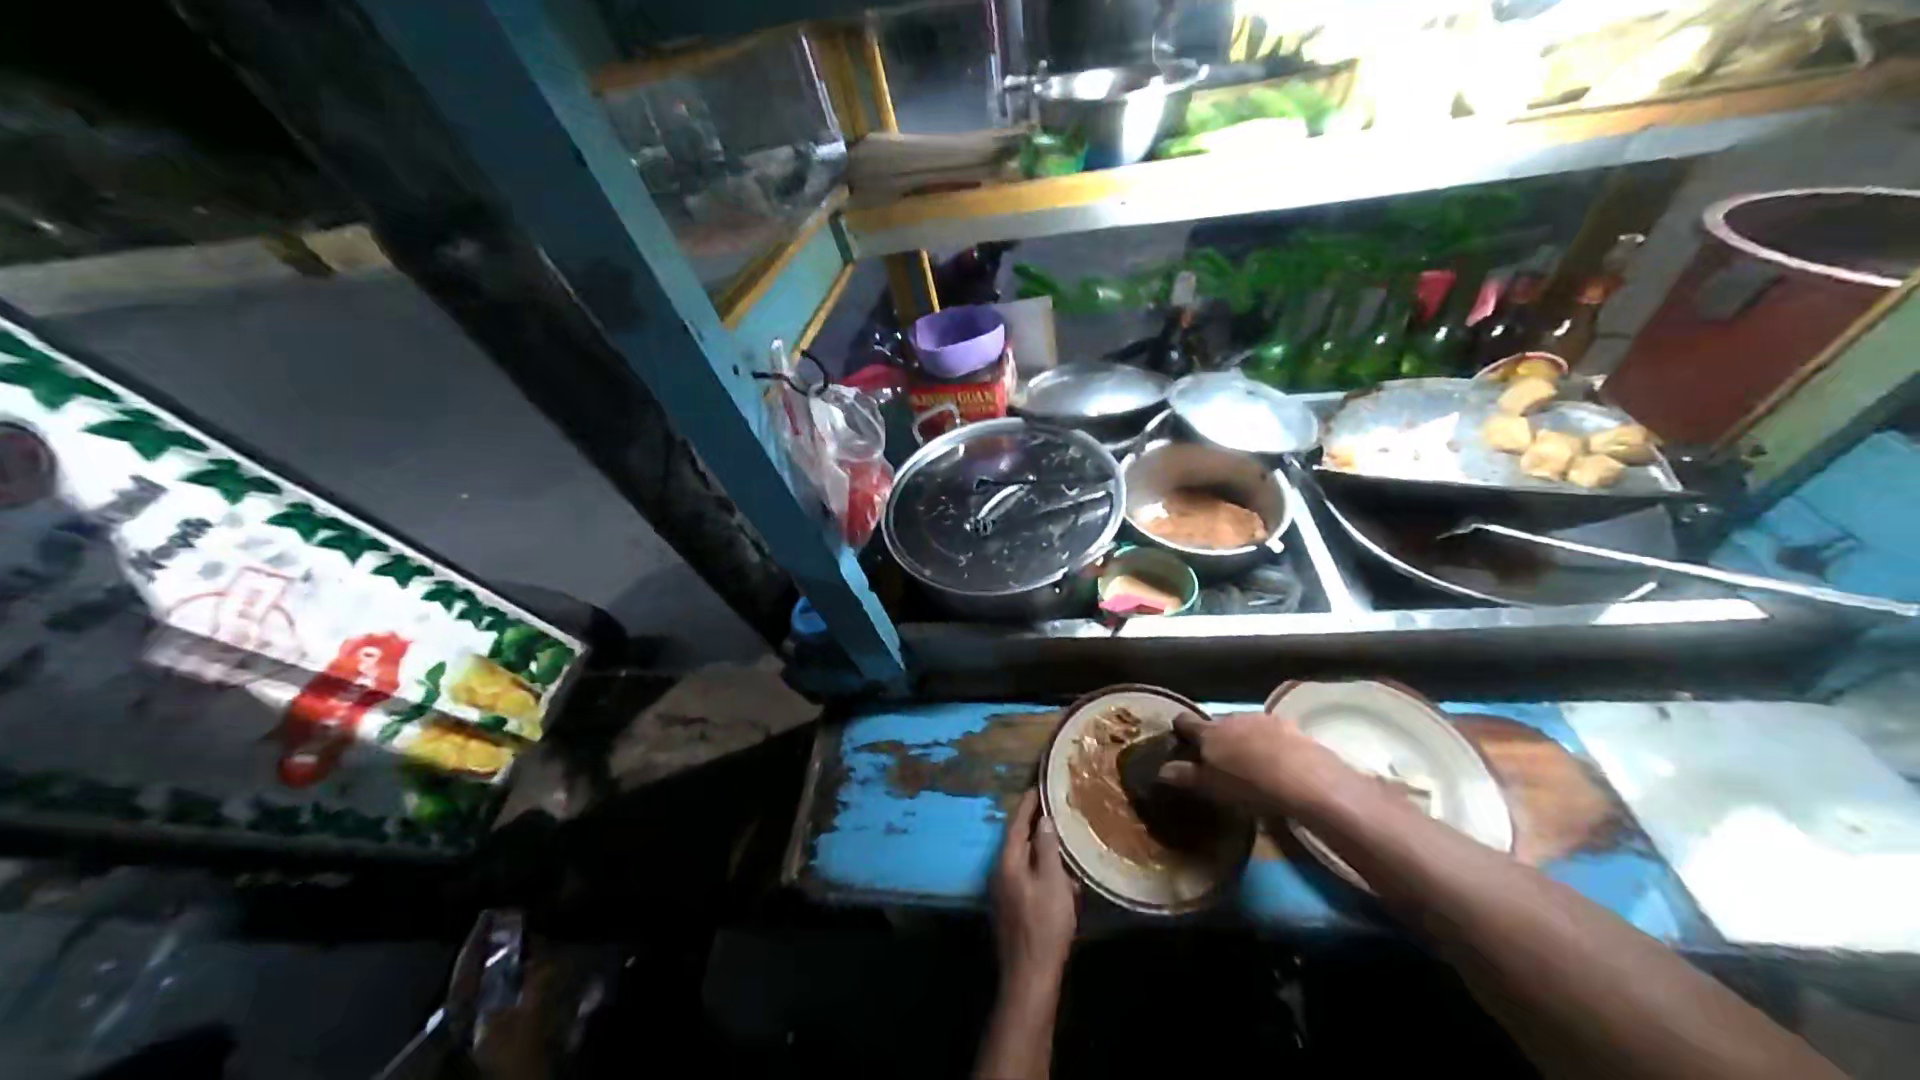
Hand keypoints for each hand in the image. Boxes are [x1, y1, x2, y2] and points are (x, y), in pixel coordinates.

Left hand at [990, 789, 1076, 982]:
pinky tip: (1062, 875)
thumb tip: (1043, 819)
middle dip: (1036, 823)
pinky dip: (1044, 868)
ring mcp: (1005, 889)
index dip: (1028, 804)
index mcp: (1008, 861)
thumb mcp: (1052, 881)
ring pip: (1025, 858)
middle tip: (1055, 807)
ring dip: (1042, 848)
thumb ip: (1046, 848)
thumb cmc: (1045, 925)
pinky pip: (1029, 876)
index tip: (1039, 785)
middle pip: (1019, 839)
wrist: (1030, 975)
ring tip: (1062, 837)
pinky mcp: (1013, 905)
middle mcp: (1001, 870)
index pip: (1016, 822)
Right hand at [1159, 708, 1361, 815]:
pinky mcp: (1290, 726)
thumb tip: (1161, 770)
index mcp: (1209, 731)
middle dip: (1216, 736)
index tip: (1179, 738)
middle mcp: (1232, 718)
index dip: (1180, 728)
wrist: (1307, 780)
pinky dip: (1268, 741)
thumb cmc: (1250, 785)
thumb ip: (1186, 776)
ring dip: (1243, 737)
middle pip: (1216, 722)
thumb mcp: (1213, 787)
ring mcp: (1263, 719)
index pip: (1185, 721)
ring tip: (1250, 761)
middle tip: (1219, 758)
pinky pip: (1271, 731)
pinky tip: (1277, 760)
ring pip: (1244, 725)